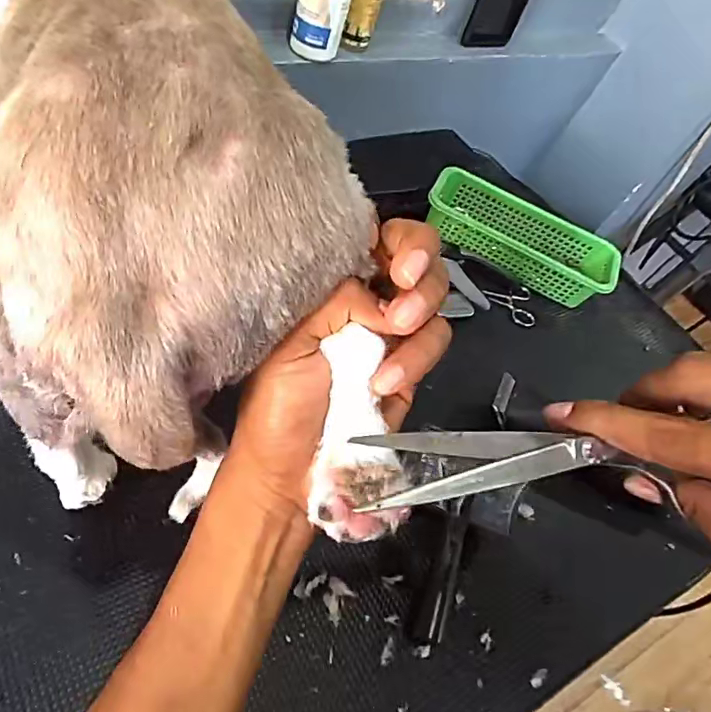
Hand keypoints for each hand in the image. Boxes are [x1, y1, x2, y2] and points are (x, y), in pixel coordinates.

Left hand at [225, 219, 451, 516]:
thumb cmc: (275, 406)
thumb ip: (339, 303)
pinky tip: (385, 380)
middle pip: (420, 265)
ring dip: (422, 315)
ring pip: (435, 305)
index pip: (377, 242)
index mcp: (331, 288)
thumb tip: (381, 295)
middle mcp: (365, 306)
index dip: (401, 243)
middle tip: (405, 289)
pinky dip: (417, 358)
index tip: (399, 266)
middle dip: (422, 275)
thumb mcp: (293, 341)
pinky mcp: (408, 371)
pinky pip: (433, 346)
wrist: (288, 469)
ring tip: (395, 333)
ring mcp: (390, 339)